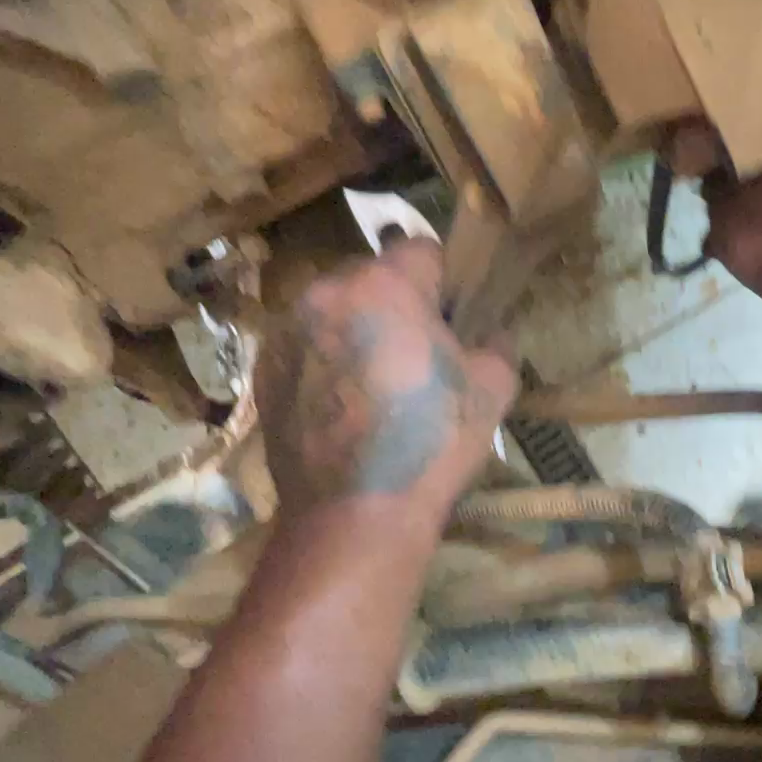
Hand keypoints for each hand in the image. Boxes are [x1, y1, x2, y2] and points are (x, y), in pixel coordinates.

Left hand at [258, 240, 514, 514]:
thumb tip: (488, 334)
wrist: (356, 513)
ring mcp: (286, 333)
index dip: (443, 279)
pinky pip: (306, 347)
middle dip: (396, 304)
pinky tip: (343, 408)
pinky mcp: (264, 372)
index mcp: (384, 286)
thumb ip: (497, 344)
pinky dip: (325, 363)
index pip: (419, 248)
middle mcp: (325, 294)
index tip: (451, 317)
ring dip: (358, 331)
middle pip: (371, 277)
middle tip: (416, 356)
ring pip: (335, 311)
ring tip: (376, 387)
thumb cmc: (432, 443)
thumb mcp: (493, 390)